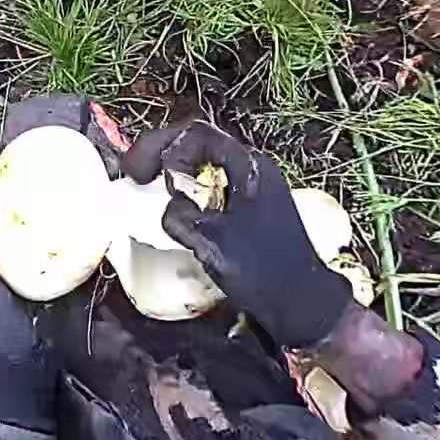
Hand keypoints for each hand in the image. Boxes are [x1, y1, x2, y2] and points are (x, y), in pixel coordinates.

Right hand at [124, 122, 351, 348]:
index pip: (199, 135)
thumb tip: (170, 200)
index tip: (143, 174)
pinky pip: (215, 181)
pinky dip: (191, 186)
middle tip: (134, 173)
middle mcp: (253, 166)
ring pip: (206, 161)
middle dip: (164, 152)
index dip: (164, 147)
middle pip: (201, 142)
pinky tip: (176, 204)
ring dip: (175, 168)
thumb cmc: (262, 272)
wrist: (305, 303)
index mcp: (249, 166)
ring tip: (147, 184)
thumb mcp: (212, 243)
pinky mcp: (253, 202)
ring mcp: (255, 183)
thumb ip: (181, 214)